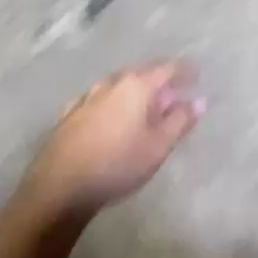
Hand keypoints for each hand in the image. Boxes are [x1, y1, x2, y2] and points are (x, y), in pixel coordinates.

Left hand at [21, 61, 204, 213]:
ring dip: (134, 90)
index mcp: (137, 85)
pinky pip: (96, 99)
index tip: (196, 77)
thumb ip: (181, 120)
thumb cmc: (117, 164)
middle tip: (172, 92)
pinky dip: (110, 102)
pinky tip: (108, 114)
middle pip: (141, 72)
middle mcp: (112, 83)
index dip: (185, 71)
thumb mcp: (159, 146)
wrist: (58, 190)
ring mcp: (86, 98)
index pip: (168, 68)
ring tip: (142, 104)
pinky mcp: (67, 116)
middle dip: (159, 79)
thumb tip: (199, 100)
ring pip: (117, 84)